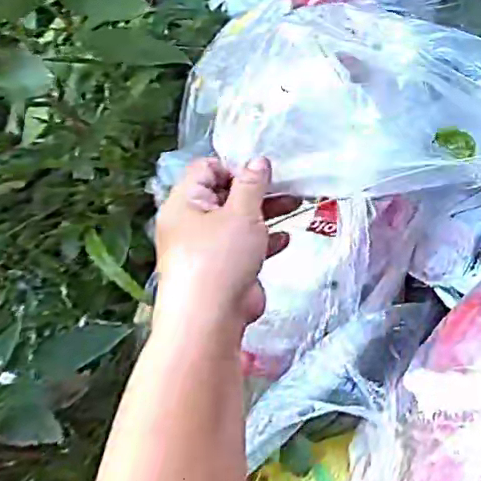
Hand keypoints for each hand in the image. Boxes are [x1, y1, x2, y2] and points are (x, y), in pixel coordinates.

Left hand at [153, 157, 292, 328]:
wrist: (210, 319)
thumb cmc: (220, 258)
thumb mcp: (241, 212)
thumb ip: (253, 183)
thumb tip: (258, 161)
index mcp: (184, 204)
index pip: (206, 169)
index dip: (235, 166)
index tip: (264, 173)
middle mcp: (191, 223)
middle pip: (225, 193)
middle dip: (258, 189)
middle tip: (288, 186)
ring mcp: (207, 247)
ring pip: (238, 219)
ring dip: (266, 211)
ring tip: (296, 204)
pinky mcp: (223, 267)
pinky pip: (245, 244)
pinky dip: (264, 238)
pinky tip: (284, 239)